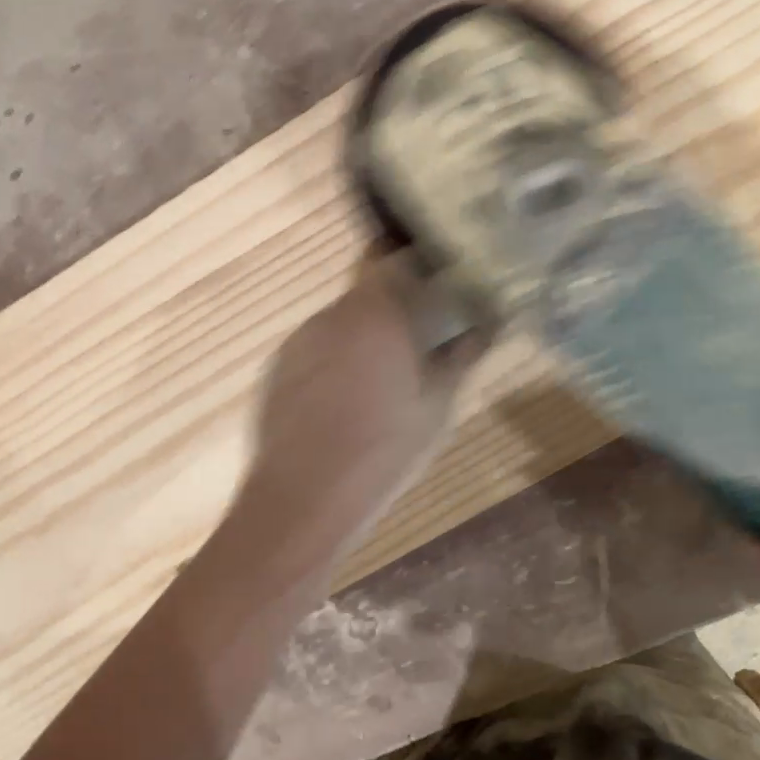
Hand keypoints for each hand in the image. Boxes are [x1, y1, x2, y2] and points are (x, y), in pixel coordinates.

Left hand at [234, 255, 487, 545]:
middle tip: (421, 345)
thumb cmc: (384, 448)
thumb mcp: (437, 406)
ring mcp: (296, 344)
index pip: (395, 261)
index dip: (419, 267)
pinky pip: (315, 356)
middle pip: (366, 296)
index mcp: (374, 313)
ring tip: (384, 385)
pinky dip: (335, 368)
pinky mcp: (275, 374)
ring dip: (364, 342)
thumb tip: (484, 327)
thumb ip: (459, 358)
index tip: (441, 286)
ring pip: (339, 328)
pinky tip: (347, 409)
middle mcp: (329, 316)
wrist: (304, 498)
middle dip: (394, 312)